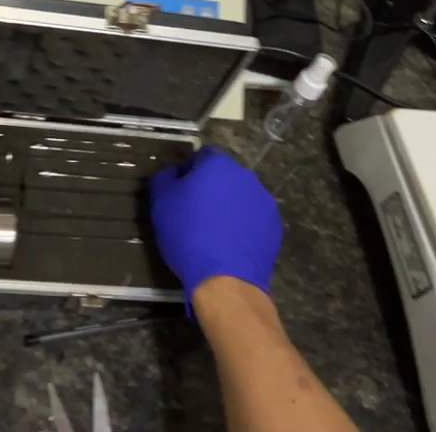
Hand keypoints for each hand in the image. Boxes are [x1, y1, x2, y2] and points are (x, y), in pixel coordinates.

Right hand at [149, 146, 282, 302]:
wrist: (225, 281)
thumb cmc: (188, 235)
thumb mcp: (161, 203)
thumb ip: (164, 179)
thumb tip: (172, 174)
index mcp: (218, 164)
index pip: (202, 155)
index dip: (189, 171)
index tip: (179, 191)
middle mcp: (245, 176)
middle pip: (223, 175)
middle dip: (210, 188)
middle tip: (195, 211)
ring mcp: (263, 201)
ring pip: (240, 196)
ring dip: (228, 206)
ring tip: (214, 231)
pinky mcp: (274, 226)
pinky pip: (253, 218)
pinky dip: (243, 226)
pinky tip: (230, 244)